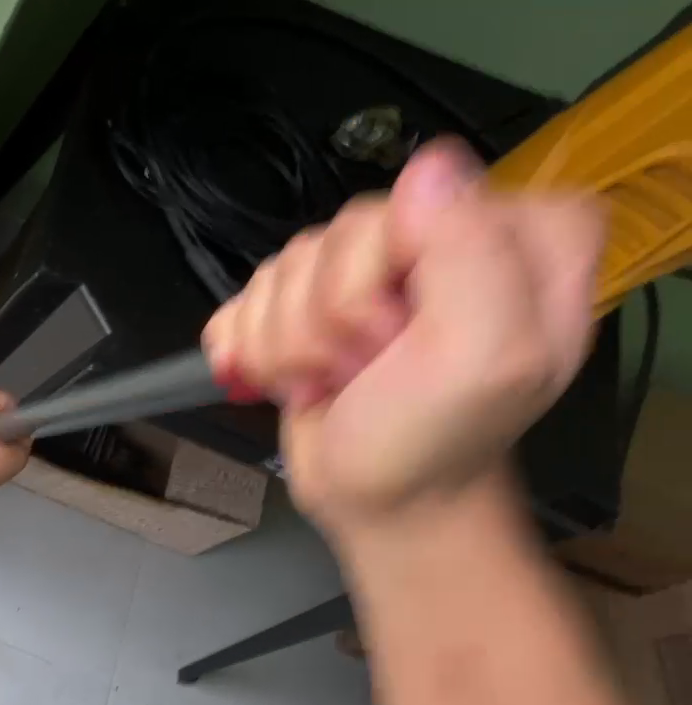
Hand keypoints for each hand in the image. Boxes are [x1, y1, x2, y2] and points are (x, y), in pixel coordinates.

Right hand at [201, 138, 603, 538]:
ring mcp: (357, 275)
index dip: (378, 281)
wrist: (376, 494)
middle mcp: (431, 240)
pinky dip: (245, 351)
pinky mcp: (298, 305)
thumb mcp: (482, 355)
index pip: (402, 207)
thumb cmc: (430, 439)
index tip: (398, 342)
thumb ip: (469, 253)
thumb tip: (425, 168)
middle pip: (326, 243)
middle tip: (362, 371)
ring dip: (285, 348)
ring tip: (329, 382)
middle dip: (322, 326)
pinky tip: (281, 377)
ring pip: (276, 274)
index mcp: (506, 233)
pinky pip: (239, 301)